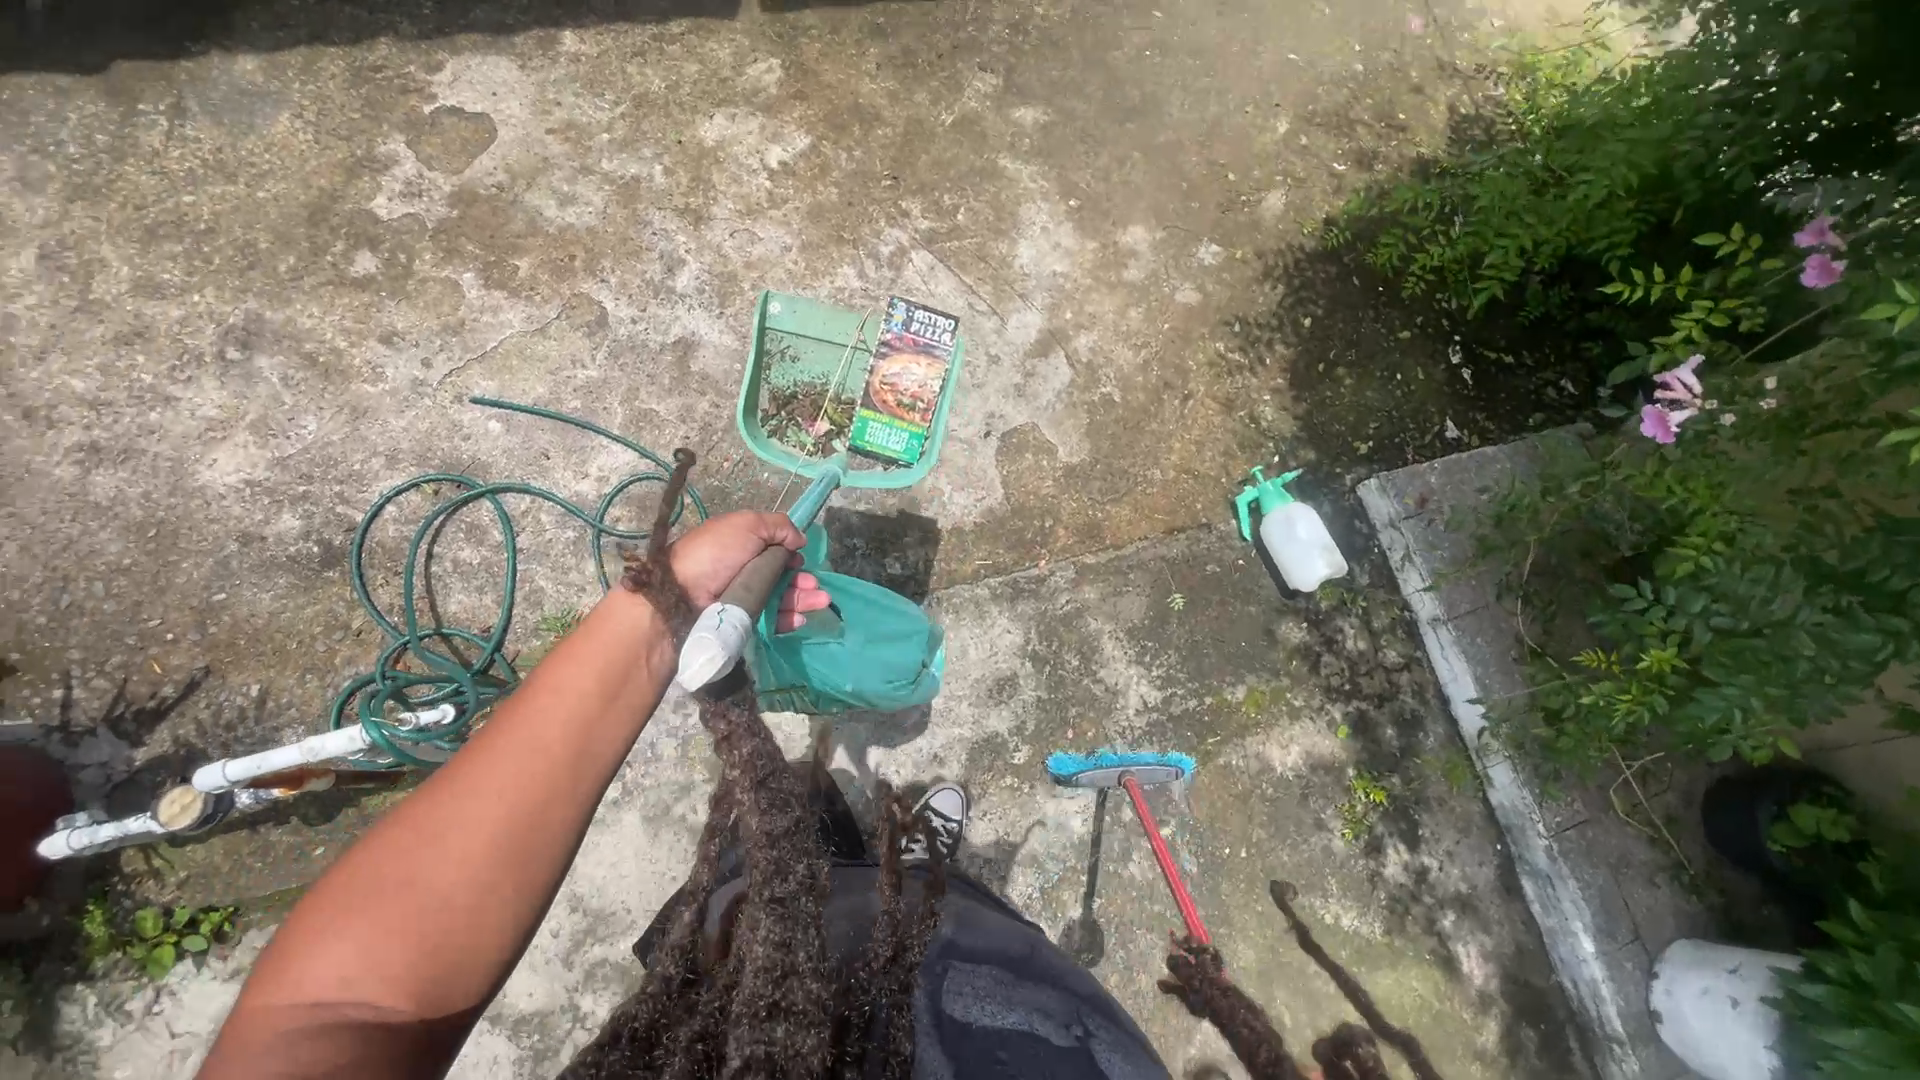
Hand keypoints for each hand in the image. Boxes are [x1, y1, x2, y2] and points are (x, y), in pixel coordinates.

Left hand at [667, 511, 831, 630]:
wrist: (684, 592)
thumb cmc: (716, 552)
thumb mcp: (748, 524)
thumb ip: (779, 526)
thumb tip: (800, 540)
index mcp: (747, 546)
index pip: (778, 552)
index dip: (793, 555)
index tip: (800, 559)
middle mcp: (748, 572)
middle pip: (784, 577)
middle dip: (804, 580)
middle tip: (815, 586)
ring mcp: (748, 598)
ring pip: (783, 599)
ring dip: (804, 599)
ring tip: (820, 601)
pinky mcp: (746, 621)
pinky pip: (774, 621)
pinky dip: (789, 619)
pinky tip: (800, 618)